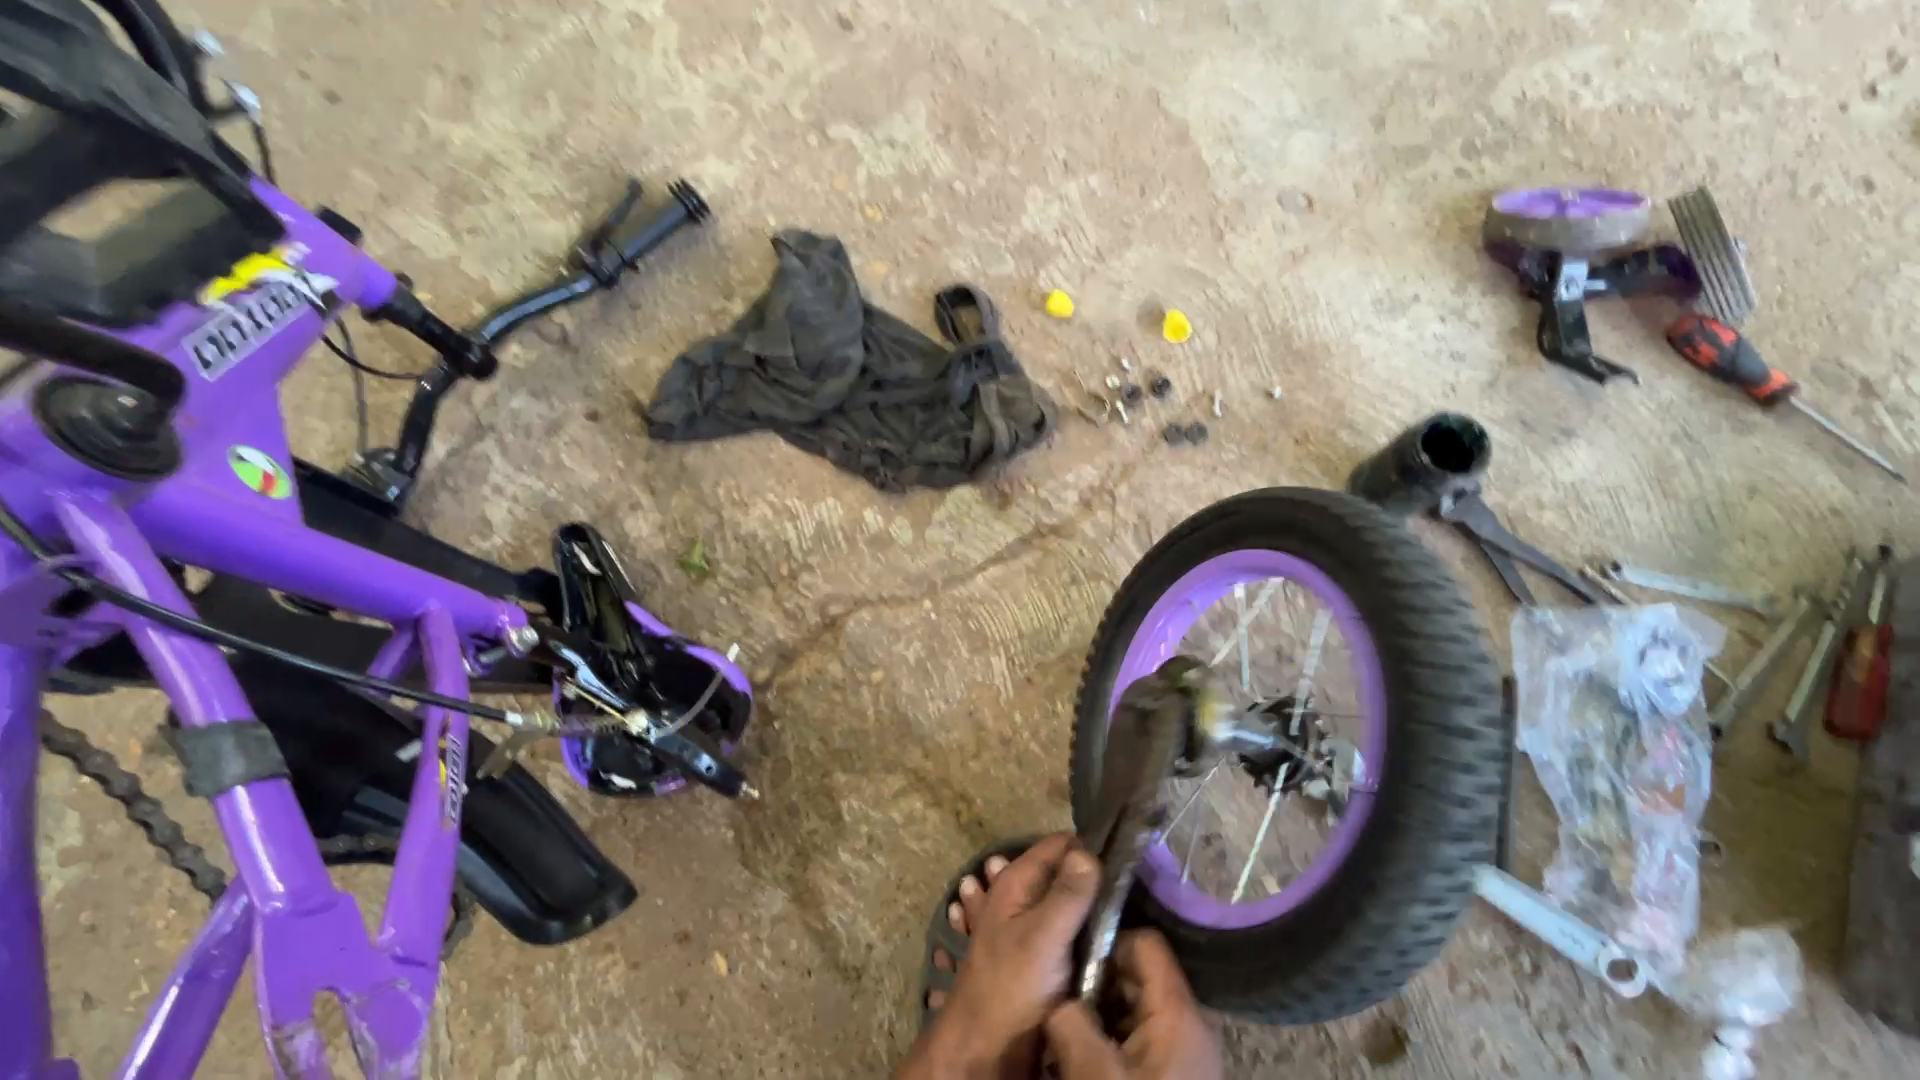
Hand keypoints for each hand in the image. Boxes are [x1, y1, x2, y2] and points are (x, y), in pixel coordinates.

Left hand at [896, 833, 1100, 1079]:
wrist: (984, 1046)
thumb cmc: (1012, 987)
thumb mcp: (1044, 936)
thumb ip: (1067, 894)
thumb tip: (1089, 851)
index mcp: (1016, 880)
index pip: (1061, 844)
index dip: (1091, 850)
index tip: (1124, 866)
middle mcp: (1018, 894)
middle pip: (1063, 871)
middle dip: (1090, 877)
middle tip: (1126, 892)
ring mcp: (1024, 923)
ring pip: (1063, 900)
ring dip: (1085, 905)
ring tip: (1115, 911)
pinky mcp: (1033, 951)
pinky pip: (1062, 928)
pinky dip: (1077, 927)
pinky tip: (1095, 933)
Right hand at [1043, 931, 1222, 1079]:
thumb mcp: (1094, 1073)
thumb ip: (1069, 1021)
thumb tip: (1056, 1000)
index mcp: (1179, 1012)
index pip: (1145, 943)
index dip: (1104, 944)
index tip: (1069, 960)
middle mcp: (1186, 1023)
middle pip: (1136, 976)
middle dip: (1094, 983)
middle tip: (1058, 998)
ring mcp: (1181, 1052)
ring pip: (1131, 1008)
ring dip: (1096, 1015)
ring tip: (1064, 1030)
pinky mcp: (1171, 1075)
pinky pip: (1135, 1038)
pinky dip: (1107, 1040)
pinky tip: (1080, 1057)